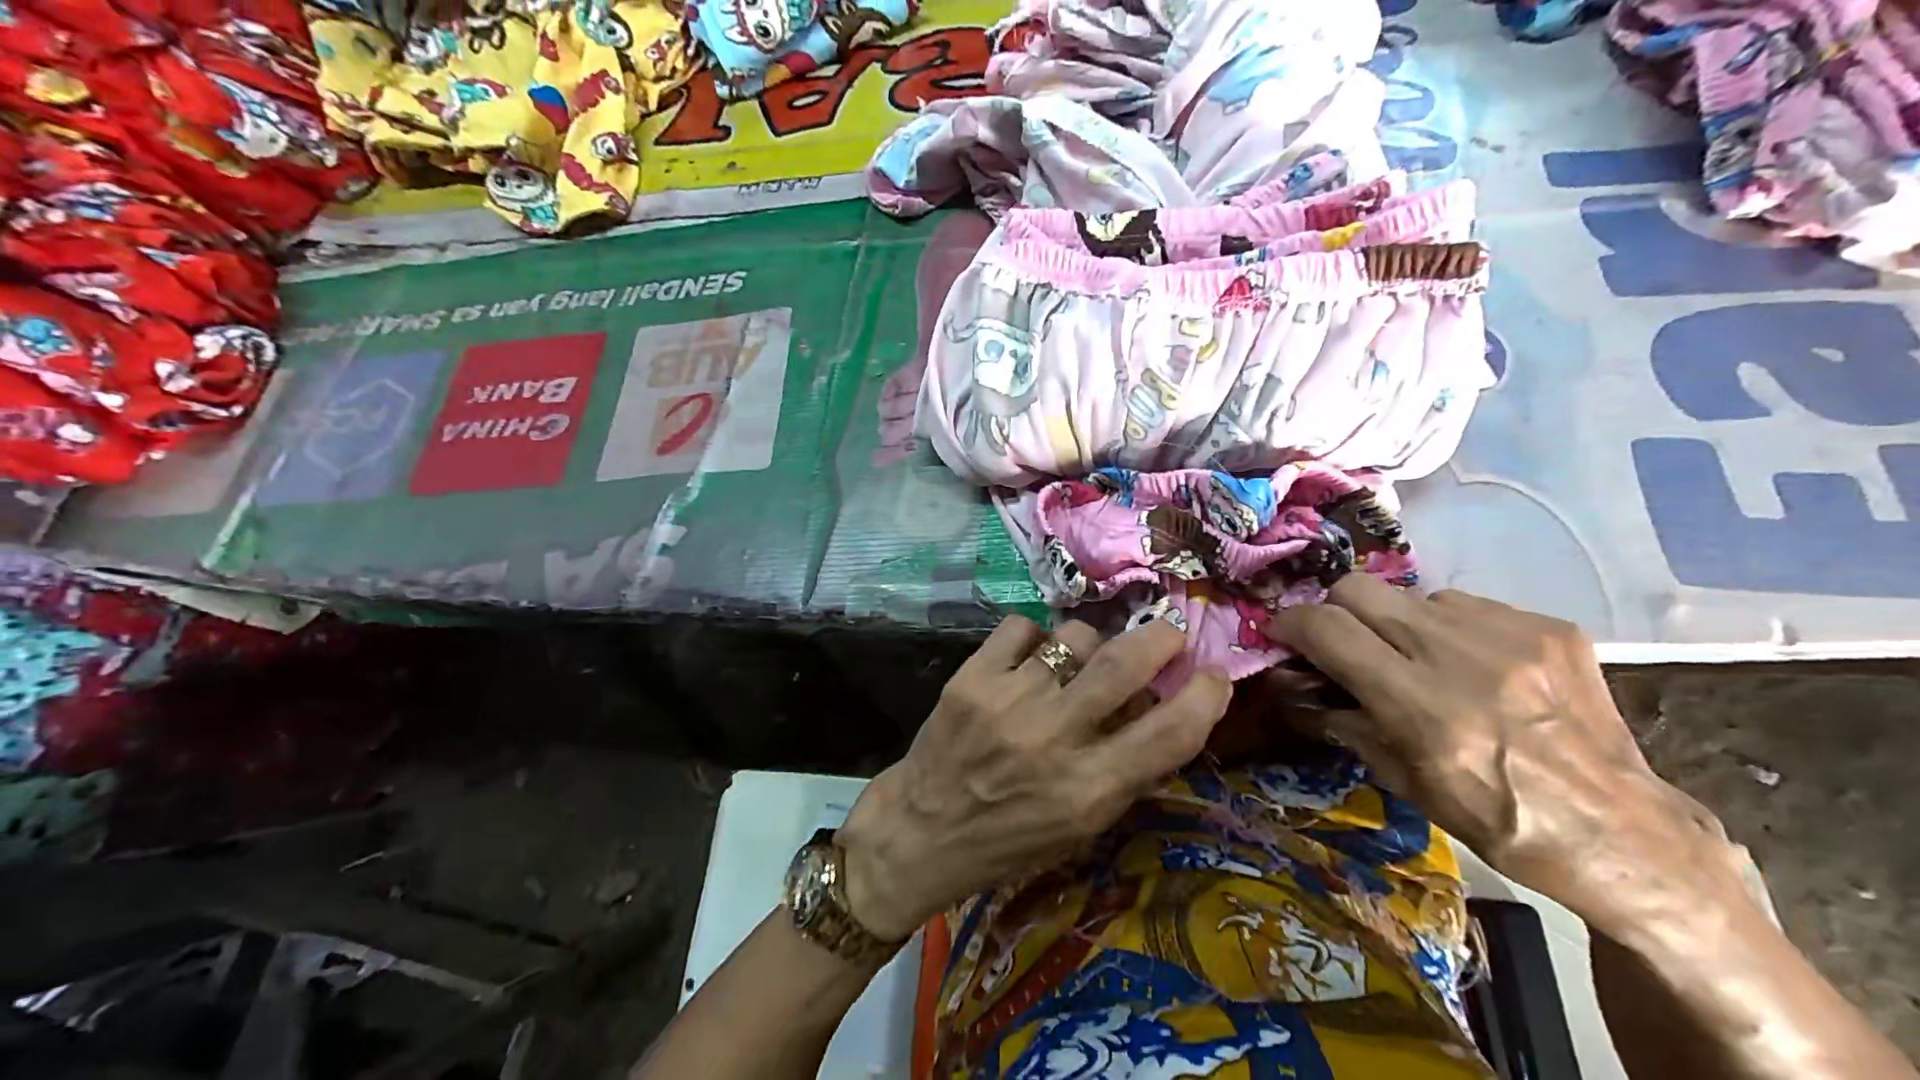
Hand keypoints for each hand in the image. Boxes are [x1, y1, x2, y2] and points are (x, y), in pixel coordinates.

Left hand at [836, 617, 1230, 940]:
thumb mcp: (1081, 826)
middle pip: (1124, 664)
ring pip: (1074, 638)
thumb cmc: (1009, 840)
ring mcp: (1008, 702)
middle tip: (1167, 634)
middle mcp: (1052, 740)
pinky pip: (1023, 628)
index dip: (1206, 697)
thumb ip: (1126, 770)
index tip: (1213, 677)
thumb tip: (1167, 708)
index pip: (1171, 734)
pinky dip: (1035, 639)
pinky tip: (1029, 660)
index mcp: (1088, 791)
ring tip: (1080, 661)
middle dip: (1160, 638)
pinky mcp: (970, 678)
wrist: (921, 831)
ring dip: (1090, 645)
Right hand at [1265, 577, 1751, 939]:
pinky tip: (1471, 665)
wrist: (1625, 834)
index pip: (1327, 628)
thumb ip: (1344, 721)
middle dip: (1334, 611)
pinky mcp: (1550, 626)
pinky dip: (1450, 629)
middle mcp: (1462, 656)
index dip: (1291, 624)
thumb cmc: (1499, 822)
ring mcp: (1512, 634)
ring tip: (1419, 663)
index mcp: (1422, 706)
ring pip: (1412, 596)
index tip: (1284, 636)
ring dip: (1396, 623)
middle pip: (1358, 589)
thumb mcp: (1404, 782)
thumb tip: (1294, 686)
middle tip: (1342, 644)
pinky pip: (1467, 605)